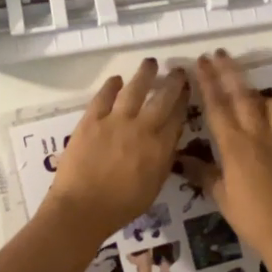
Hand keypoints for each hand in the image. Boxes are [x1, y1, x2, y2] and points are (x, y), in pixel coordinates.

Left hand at [43, 58, 189, 239]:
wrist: (83, 208)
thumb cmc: (121, 207)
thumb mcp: (154, 187)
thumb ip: (163, 161)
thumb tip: (169, 142)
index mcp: (160, 148)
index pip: (177, 117)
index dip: (184, 101)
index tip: (188, 89)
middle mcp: (142, 128)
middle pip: (162, 98)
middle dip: (173, 82)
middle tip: (178, 70)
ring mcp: (115, 121)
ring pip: (134, 89)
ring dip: (144, 74)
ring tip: (150, 63)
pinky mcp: (91, 120)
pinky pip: (103, 97)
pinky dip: (111, 85)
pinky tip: (116, 79)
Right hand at [188, 51, 271, 257]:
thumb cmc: (251, 218)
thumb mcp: (221, 196)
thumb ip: (203, 173)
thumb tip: (182, 160)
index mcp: (234, 146)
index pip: (216, 106)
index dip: (207, 82)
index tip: (200, 62)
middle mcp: (260, 135)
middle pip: (243, 95)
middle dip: (229, 72)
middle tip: (220, 54)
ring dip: (264, 100)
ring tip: (256, 103)